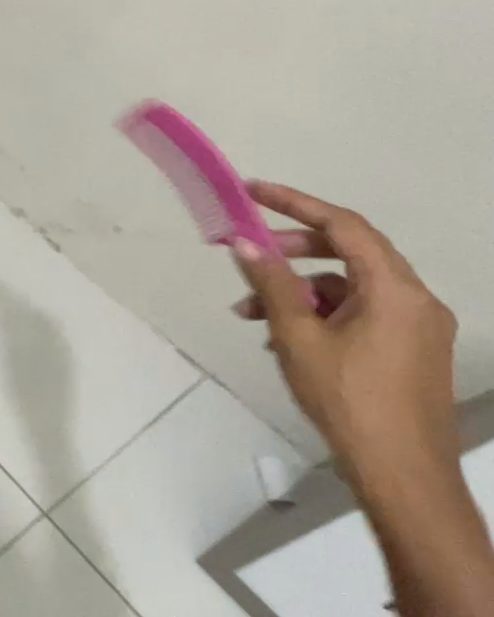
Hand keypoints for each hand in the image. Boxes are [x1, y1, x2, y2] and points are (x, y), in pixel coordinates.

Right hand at [229, 182, 459, 472]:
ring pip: (348, 285)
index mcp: (396, 292)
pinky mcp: (407, 348)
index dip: (297, 203)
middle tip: (246, 251)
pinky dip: (316, 310)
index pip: (346, 227)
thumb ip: (271, 283)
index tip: (252, 190)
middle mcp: (415, 301)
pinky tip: (278, 334)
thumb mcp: (296, 335)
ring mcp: (416, 327)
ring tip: (250, 309)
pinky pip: (357, 310)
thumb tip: (244, 243)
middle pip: (350, 252)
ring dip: (296, 287)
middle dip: (292, 247)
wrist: (400, 469)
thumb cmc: (346, 395)